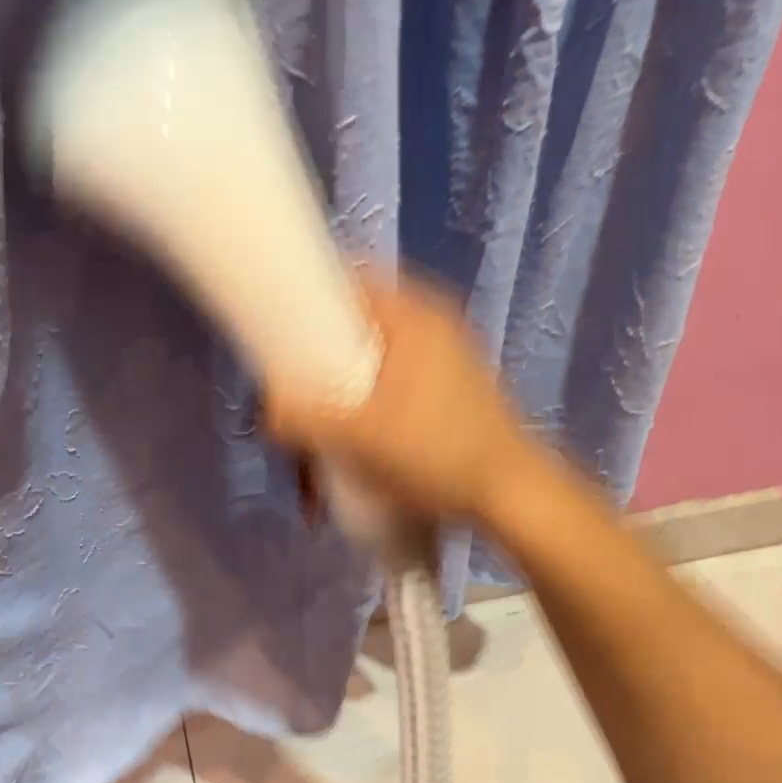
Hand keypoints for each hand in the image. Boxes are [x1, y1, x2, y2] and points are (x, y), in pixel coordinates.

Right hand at [265, 266, 536, 523]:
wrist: (515, 500)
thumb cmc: (441, 455)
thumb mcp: (362, 437)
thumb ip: (305, 417)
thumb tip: (266, 407)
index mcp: (413, 318)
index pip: (349, 282)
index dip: (305, 303)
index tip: (272, 340)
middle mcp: (425, 332)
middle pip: (343, 342)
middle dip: (308, 394)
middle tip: (287, 435)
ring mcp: (433, 370)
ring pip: (356, 383)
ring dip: (325, 428)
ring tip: (310, 479)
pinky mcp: (436, 405)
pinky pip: (375, 407)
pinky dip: (351, 437)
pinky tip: (336, 479)